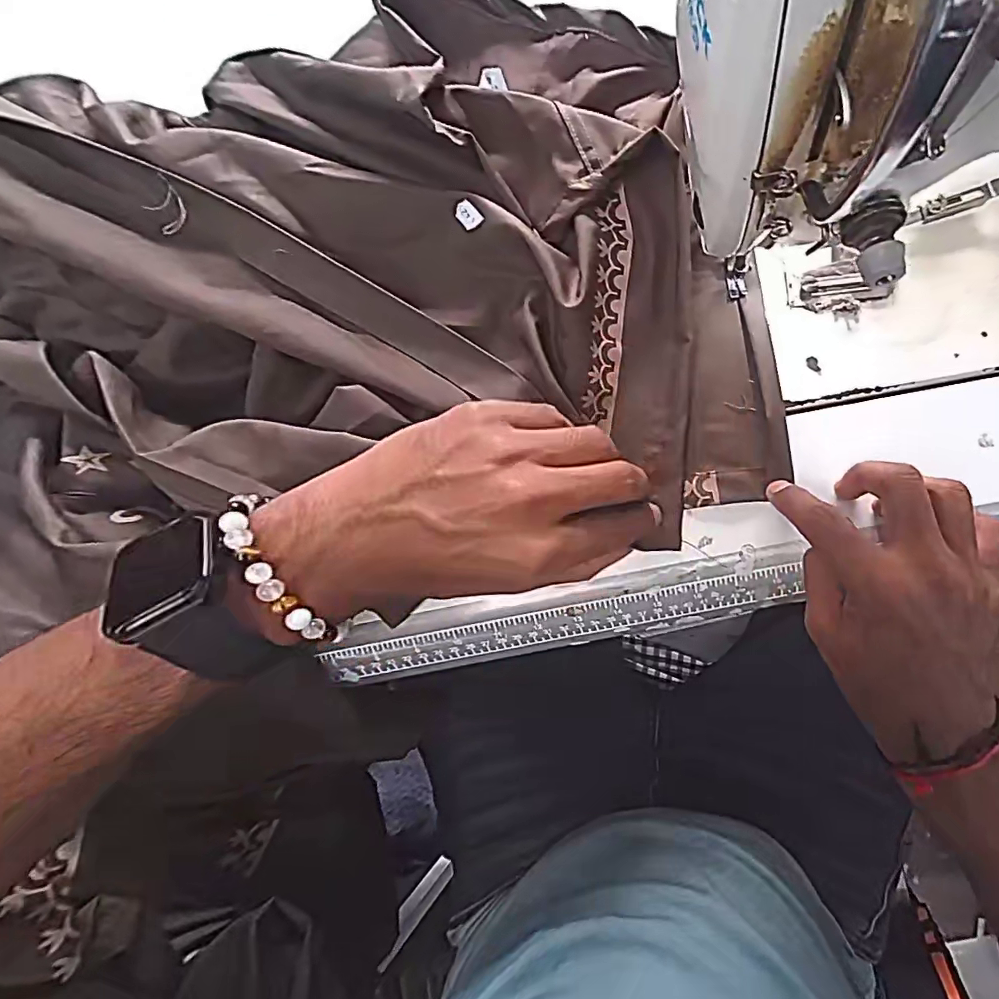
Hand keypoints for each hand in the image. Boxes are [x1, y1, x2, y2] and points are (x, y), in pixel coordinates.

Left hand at [239, 401, 657, 634]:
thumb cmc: (426, 563)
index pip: (620, 528)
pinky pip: (552, 415)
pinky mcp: (486, 418)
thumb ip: (574, 562)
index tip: (642, 515)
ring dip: (603, 454)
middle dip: (634, 485)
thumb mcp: (510, 583)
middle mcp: (532, 499)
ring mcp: (510, 451)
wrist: (357, 531)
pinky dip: (560, 432)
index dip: (639, 521)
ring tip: (591, 462)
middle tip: (630, 486)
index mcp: (539, 552)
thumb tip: (616, 538)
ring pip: (595, 440)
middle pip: (620, 478)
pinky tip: (549, 444)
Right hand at [768, 463, 998, 764]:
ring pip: (948, 493)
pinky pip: (982, 525)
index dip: (797, 502)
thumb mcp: (828, 636)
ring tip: (893, 504)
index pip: (828, 523)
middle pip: (901, 483)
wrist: (943, 728)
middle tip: (850, 488)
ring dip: (913, 487)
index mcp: (877, 586)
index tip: (786, 494)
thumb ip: (820, 579)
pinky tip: (935, 530)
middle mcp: (925, 569)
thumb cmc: (885, 690)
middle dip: (865, 473)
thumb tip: (822, 544)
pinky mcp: (990, 581)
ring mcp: (964, 571)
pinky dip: (955, 518)